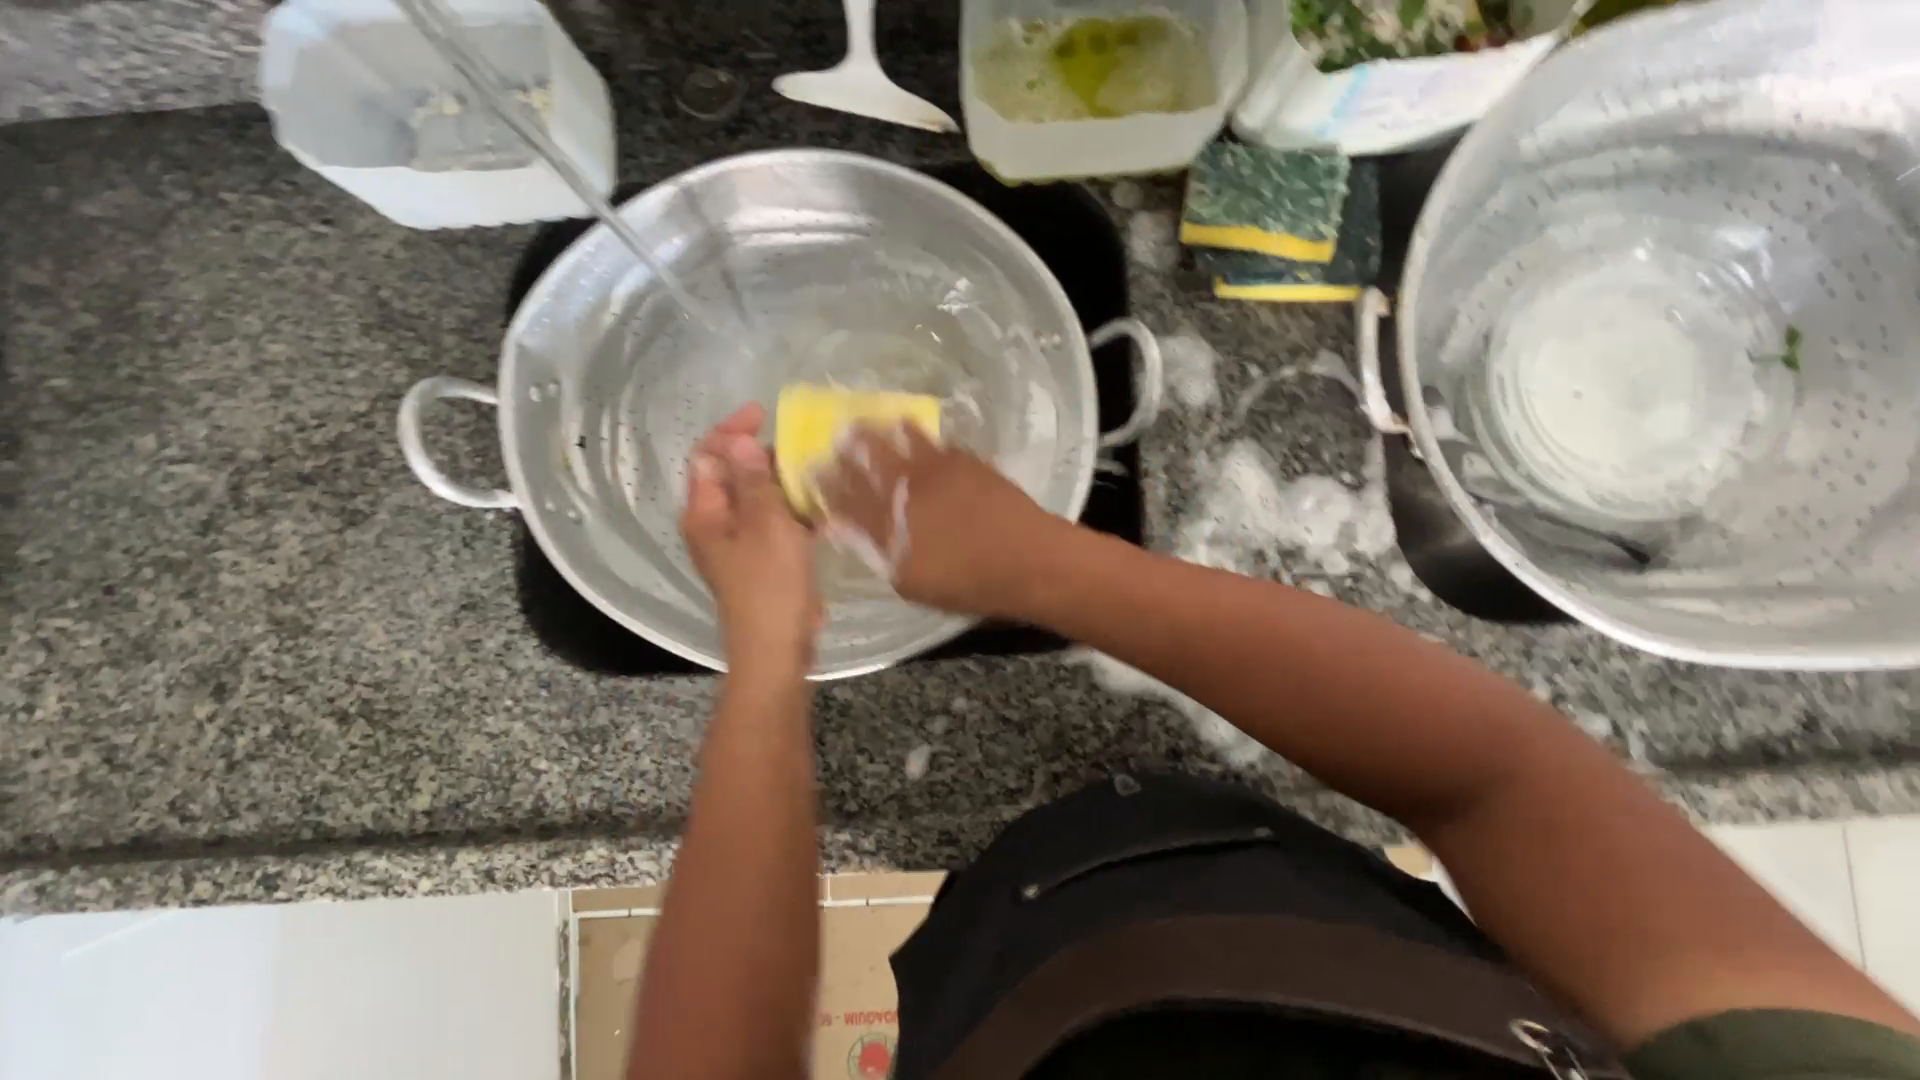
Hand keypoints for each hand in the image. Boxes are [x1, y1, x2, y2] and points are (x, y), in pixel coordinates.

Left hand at [681, 404, 821, 672]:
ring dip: (784, 484)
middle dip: (764, 456)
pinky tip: (823, 510)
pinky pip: (775, 524)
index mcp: (705, 513)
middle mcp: (715, 525)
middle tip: (801, 447)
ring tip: (818, 473)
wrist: (777, 649)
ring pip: (759, 500)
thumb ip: (755, 481)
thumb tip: (740, 442)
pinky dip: (794, 512)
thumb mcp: (767, 525)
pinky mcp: (762, 561)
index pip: (708, 456)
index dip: (732, 431)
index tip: (765, 415)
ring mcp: (739, 545)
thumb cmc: (770, 586)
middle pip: (733, 475)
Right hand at [813, 423, 1069, 617]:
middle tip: (841, 432)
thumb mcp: (911, 582)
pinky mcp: (968, 463)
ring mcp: (940, 471)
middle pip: (871, 459)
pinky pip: (938, 444)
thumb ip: (878, 553)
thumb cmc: (966, 582)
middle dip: (852, 446)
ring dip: (886, 432)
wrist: (1026, 559)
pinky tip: (918, 431)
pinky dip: (923, 436)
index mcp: (888, 520)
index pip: (847, 496)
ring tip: (875, 422)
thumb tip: (850, 532)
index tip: (813, 469)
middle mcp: (908, 488)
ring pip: (904, 442)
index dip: (827, 482)